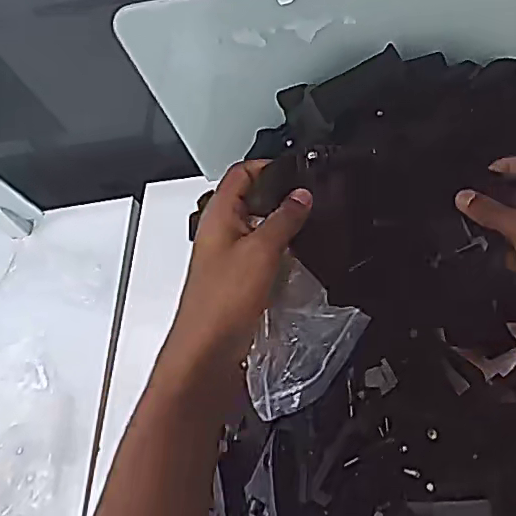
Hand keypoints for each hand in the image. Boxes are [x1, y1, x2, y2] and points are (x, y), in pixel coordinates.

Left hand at [166, 160, 312, 373]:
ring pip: (258, 227)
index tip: (295, 171)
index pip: (241, 173)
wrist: (208, 350)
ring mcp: (228, 256)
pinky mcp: (238, 278)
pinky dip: (280, 251)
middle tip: (307, 198)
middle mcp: (220, 232)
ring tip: (306, 226)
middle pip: (251, 199)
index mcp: (218, 216)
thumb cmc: (222, 300)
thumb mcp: (261, 250)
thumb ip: (284, 219)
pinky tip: (296, 259)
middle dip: (279, 196)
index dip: (267, 165)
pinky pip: (262, 254)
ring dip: (281, 225)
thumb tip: (301, 196)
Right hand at [456, 155, 515, 340]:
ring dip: (496, 225)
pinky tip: (485, 249)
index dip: (507, 165)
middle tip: (471, 198)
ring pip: (515, 224)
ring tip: (472, 221)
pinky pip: (514, 251)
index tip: (483, 171)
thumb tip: (466, 197)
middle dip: (496, 197)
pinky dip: (500, 250)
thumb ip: (492, 211)